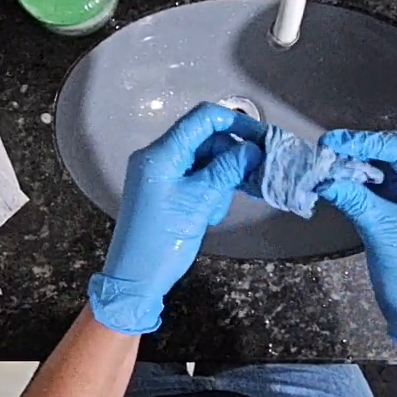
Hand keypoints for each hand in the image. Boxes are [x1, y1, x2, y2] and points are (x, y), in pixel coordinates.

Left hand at [90, 102, 264, 333]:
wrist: (135, 277)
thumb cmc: (162, 240)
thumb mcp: (200, 202)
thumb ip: (227, 170)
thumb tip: (254, 149)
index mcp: (160, 153)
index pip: (202, 119)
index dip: (235, 123)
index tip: (261, 138)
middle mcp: (157, 156)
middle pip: (205, 140)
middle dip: (229, 157)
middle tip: (252, 178)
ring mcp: (159, 173)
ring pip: (202, 160)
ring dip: (219, 178)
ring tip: (215, 208)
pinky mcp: (163, 189)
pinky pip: (194, 177)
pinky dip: (208, 189)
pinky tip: (209, 212)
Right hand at [317, 129, 396, 354]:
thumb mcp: (382, 233)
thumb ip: (354, 200)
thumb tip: (323, 178)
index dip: (368, 142)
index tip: (336, 143)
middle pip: (393, 155)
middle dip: (359, 150)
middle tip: (327, 149)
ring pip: (382, 170)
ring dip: (354, 166)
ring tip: (327, 163)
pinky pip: (375, 189)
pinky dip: (355, 183)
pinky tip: (336, 181)